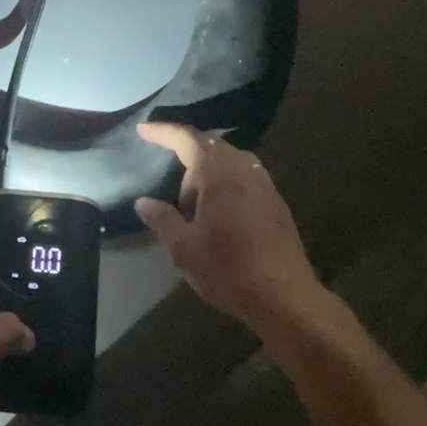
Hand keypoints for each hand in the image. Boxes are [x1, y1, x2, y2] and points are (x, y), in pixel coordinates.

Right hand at [134, 122, 321, 326]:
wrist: (283, 296)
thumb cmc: (227, 269)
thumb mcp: (184, 248)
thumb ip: (162, 220)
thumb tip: (143, 202)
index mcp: (220, 176)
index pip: (189, 140)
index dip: (165, 132)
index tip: (144, 129)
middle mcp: (246, 172)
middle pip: (213, 150)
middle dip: (188, 165)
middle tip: (176, 203)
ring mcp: (267, 188)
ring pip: (232, 165)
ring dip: (209, 178)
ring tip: (197, 213)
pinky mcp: (278, 206)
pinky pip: (247, 181)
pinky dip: (227, 189)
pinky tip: (221, 221)